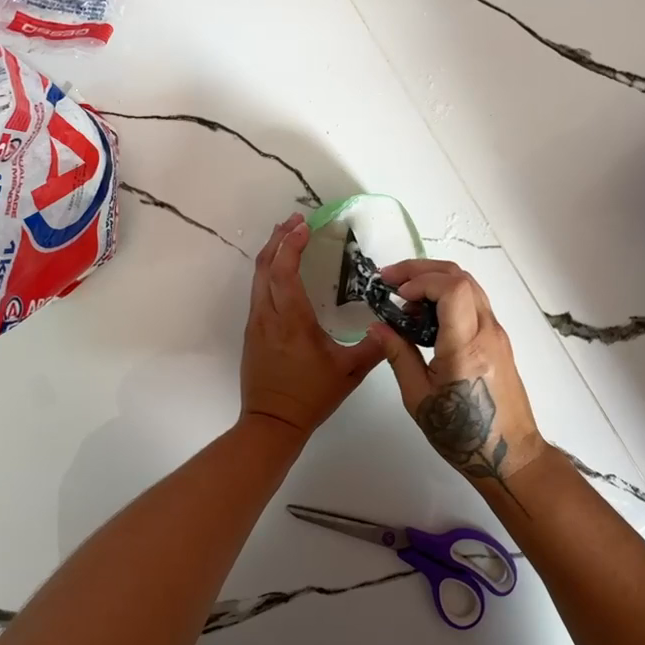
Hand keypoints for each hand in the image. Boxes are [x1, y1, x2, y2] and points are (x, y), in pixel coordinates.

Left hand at [240, 214, 386, 443]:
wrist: (271, 424)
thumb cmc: (311, 397)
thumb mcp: (350, 372)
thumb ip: (373, 346)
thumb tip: (391, 325)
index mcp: (291, 321)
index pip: (284, 271)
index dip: (292, 244)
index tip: (304, 225)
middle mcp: (268, 316)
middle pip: (265, 266)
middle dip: (278, 239)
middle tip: (296, 220)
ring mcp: (256, 323)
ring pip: (257, 277)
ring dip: (271, 253)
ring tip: (287, 236)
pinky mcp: (252, 332)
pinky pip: (258, 291)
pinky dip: (269, 271)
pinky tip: (282, 270)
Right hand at [371, 260, 548, 508]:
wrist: (511, 456)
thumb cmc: (461, 434)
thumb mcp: (419, 399)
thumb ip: (398, 356)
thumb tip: (376, 326)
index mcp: (466, 346)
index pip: (452, 288)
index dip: (420, 280)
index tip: (396, 295)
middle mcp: (486, 331)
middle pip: (460, 276)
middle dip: (422, 270)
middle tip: (390, 280)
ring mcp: (497, 333)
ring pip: (469, 285)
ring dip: (436, 279)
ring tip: (404, 296)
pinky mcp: (499, 340)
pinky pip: (473, 302)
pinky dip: (448, 295)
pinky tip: (426, 315)